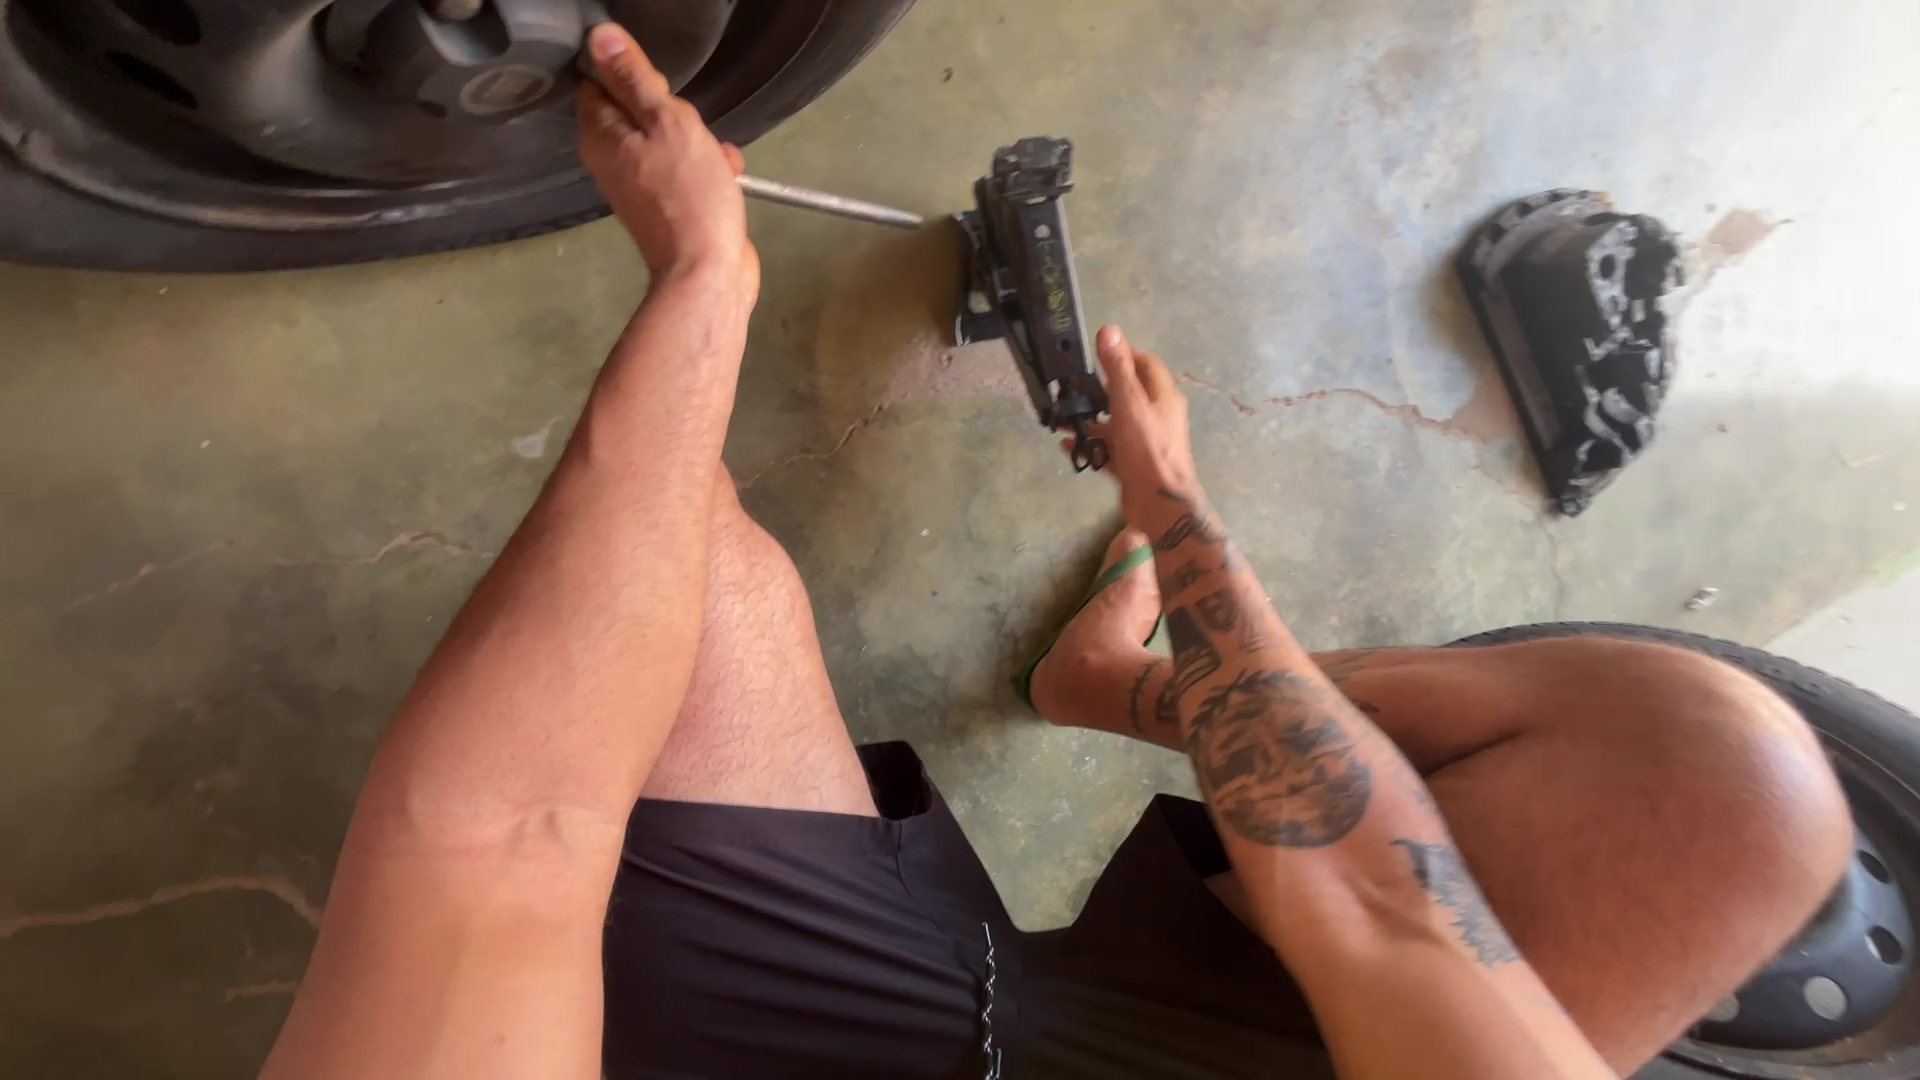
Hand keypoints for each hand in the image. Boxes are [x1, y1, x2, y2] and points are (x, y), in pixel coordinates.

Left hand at [577, 23, 757, 292]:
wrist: (708, 274)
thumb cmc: (691, 197)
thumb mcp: (670, 124)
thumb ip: (636, 79)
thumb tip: (600, 37)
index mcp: (601, 135)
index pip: (603, 81)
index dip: (637, 78)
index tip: (667, 93)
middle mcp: (612, 161)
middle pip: (640, 113)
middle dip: (674, 114)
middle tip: (695, 130)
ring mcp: (641, 189)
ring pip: (668, 144)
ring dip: (698, 144)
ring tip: (720, 159)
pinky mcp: (669, 211)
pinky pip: (684, 175)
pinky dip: (706, 172)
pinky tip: (729, 178)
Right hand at [1081, 325, 1204, 529]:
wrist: (1159, 502)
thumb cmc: (1147, 449)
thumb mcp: (1129, 403)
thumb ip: (1118, 369)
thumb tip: (1110, 330)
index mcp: (1163, 396)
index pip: (1145, 363)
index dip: (1123, 355)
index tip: (1095, 356)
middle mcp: (1157, 415)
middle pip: (1128, 393)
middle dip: (1101, 389)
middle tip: (1074, 389)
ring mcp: (1146, 441)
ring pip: (1116, 423)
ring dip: (1091, 420)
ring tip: (1064, 419)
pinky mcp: (1134, 464)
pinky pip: (1110, 449)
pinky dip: (1091, 445)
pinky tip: (1069, 445)